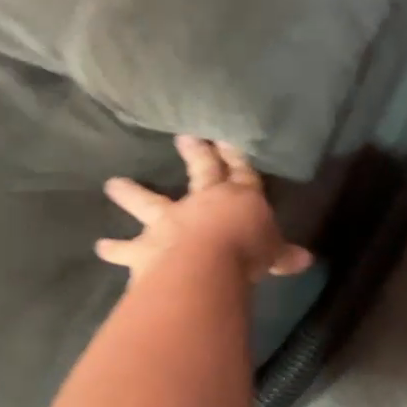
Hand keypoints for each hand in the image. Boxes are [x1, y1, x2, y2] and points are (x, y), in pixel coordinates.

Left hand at [99, 136, 313, 282]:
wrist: (200, 269)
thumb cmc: (247, 253)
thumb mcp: (274, 254)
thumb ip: (284, 256)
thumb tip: (305, 260)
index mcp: (240, 198)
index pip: (242, 171)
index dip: (237, 156)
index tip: (227, 137)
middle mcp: (203, 202)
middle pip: (200, 172)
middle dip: (195, 154)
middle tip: (184, 137)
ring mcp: (169, 222)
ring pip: (148, 203)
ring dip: (131, 194)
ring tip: (113, 183)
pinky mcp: (144, 247)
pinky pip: (125, 248)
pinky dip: (114, 247)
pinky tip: (101, 245)